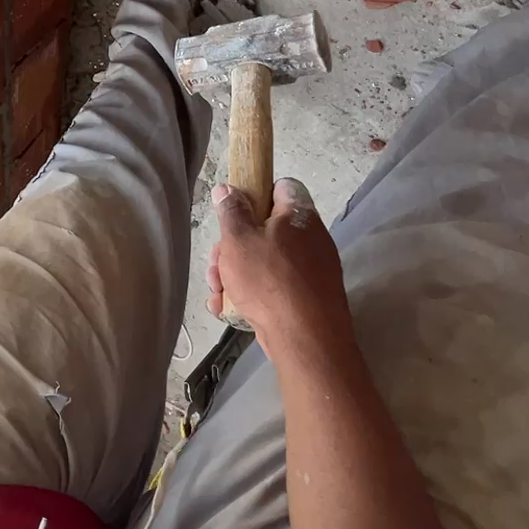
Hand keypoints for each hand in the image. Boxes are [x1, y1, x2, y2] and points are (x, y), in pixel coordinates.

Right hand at [206, 179, 353, 358]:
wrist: (307, 342)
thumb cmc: (269, 281)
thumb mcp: (238, 240)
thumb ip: (231, 211)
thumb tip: (227, 188)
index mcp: (298, 216)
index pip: (281, 186)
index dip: (255, 192)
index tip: (233, 212)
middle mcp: (310, 238)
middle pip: (264, 228)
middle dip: (232, 245)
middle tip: (216, 263)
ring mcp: (311, 270)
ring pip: (264, 259)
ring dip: (235, 272)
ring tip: (217, 291)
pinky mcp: (308, 297)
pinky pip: (274, 284)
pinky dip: (251, 292)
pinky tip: (228, 308)